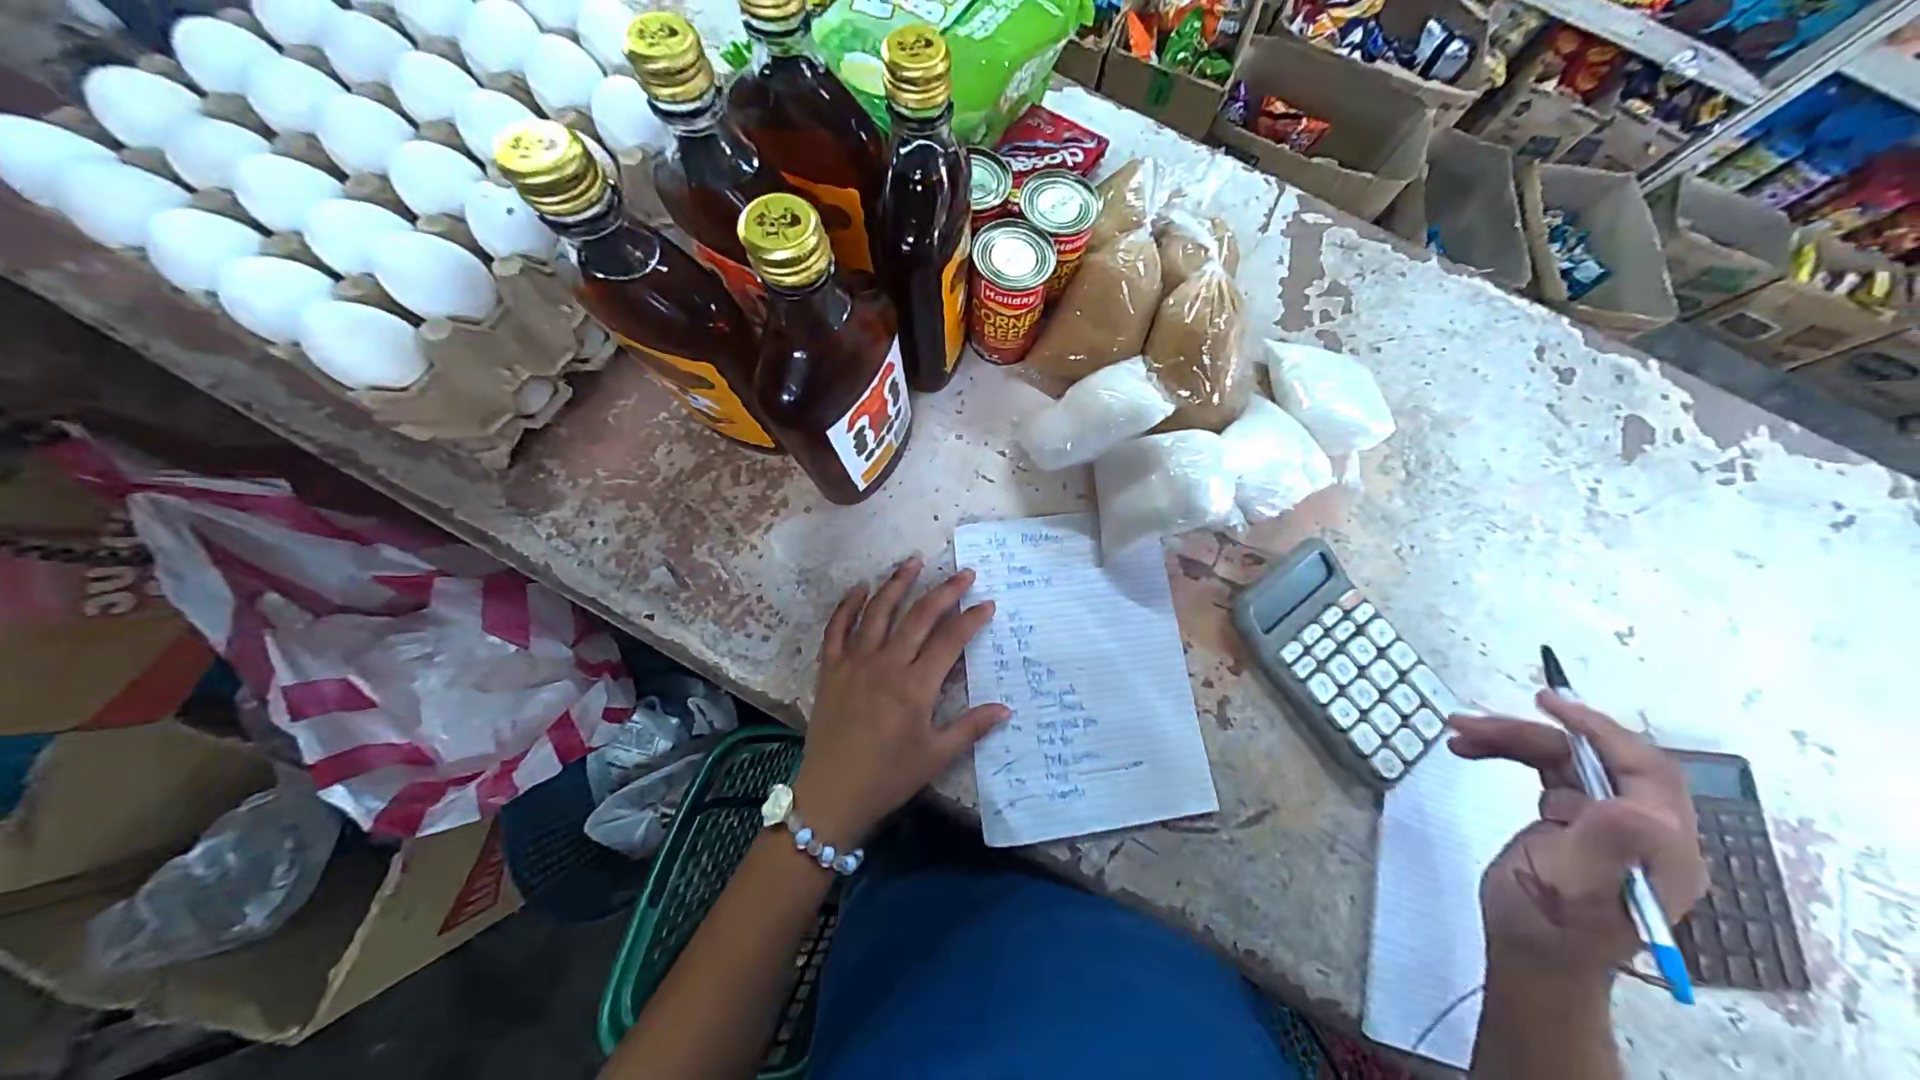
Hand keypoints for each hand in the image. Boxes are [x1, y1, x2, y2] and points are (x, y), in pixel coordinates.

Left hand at [789, 558, 1008, 847]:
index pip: (950, 640)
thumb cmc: (889, 777)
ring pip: (878, 612)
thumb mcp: (936, 756)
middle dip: (945, 591)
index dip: (971, 618)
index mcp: (915, 686)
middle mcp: (886, 664)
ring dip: (897, 584)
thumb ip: (971, 727)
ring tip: (913, 561)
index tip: (987, 604)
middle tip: (964, 573)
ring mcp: (854, 663)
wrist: (833, 794)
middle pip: (919, 616)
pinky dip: (848, 605)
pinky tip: (860, 587)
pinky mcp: (830, 669)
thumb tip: (1005, 708)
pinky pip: (837, 629)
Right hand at [1449, 691, 1707, 985]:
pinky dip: (1511, 755)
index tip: (1548, 704)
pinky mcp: (1577, 820)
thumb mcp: (1574, 888)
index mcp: (1661, 843)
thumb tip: (1636, 806)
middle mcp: (1644, 827)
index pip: (1644, 768)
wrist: (1530, 959)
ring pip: (1568, 760)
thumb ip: (1607, 846)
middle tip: (1473, 722)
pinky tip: (1473, 751)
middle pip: (1596, 757)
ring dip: (1513, 740)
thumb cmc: (1548, 927)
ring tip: (1458, 734)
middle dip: (1534, 733)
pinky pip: (1549, 771)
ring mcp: (1610, 822)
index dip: (1599, 730)